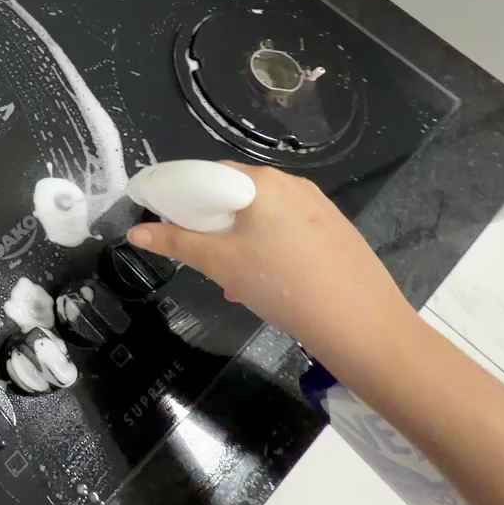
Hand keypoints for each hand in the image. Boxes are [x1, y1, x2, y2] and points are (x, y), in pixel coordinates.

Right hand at [126, 162, 418, 362]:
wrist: (368, 330)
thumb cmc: (284, 286)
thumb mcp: (219, 263)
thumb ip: (175, 243)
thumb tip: (135, 233)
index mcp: (261, 182)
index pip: (204, 173)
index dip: (179, 195)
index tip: (165, 220)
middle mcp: (291, 184)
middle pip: (232, 193)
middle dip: (210, 222)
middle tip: (198, 253)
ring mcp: (319, 207)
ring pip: (260, 214)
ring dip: (236, 238)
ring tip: (231, 276)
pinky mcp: (336, 231)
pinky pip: (286, 227)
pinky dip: (265, 245)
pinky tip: (266, 280)